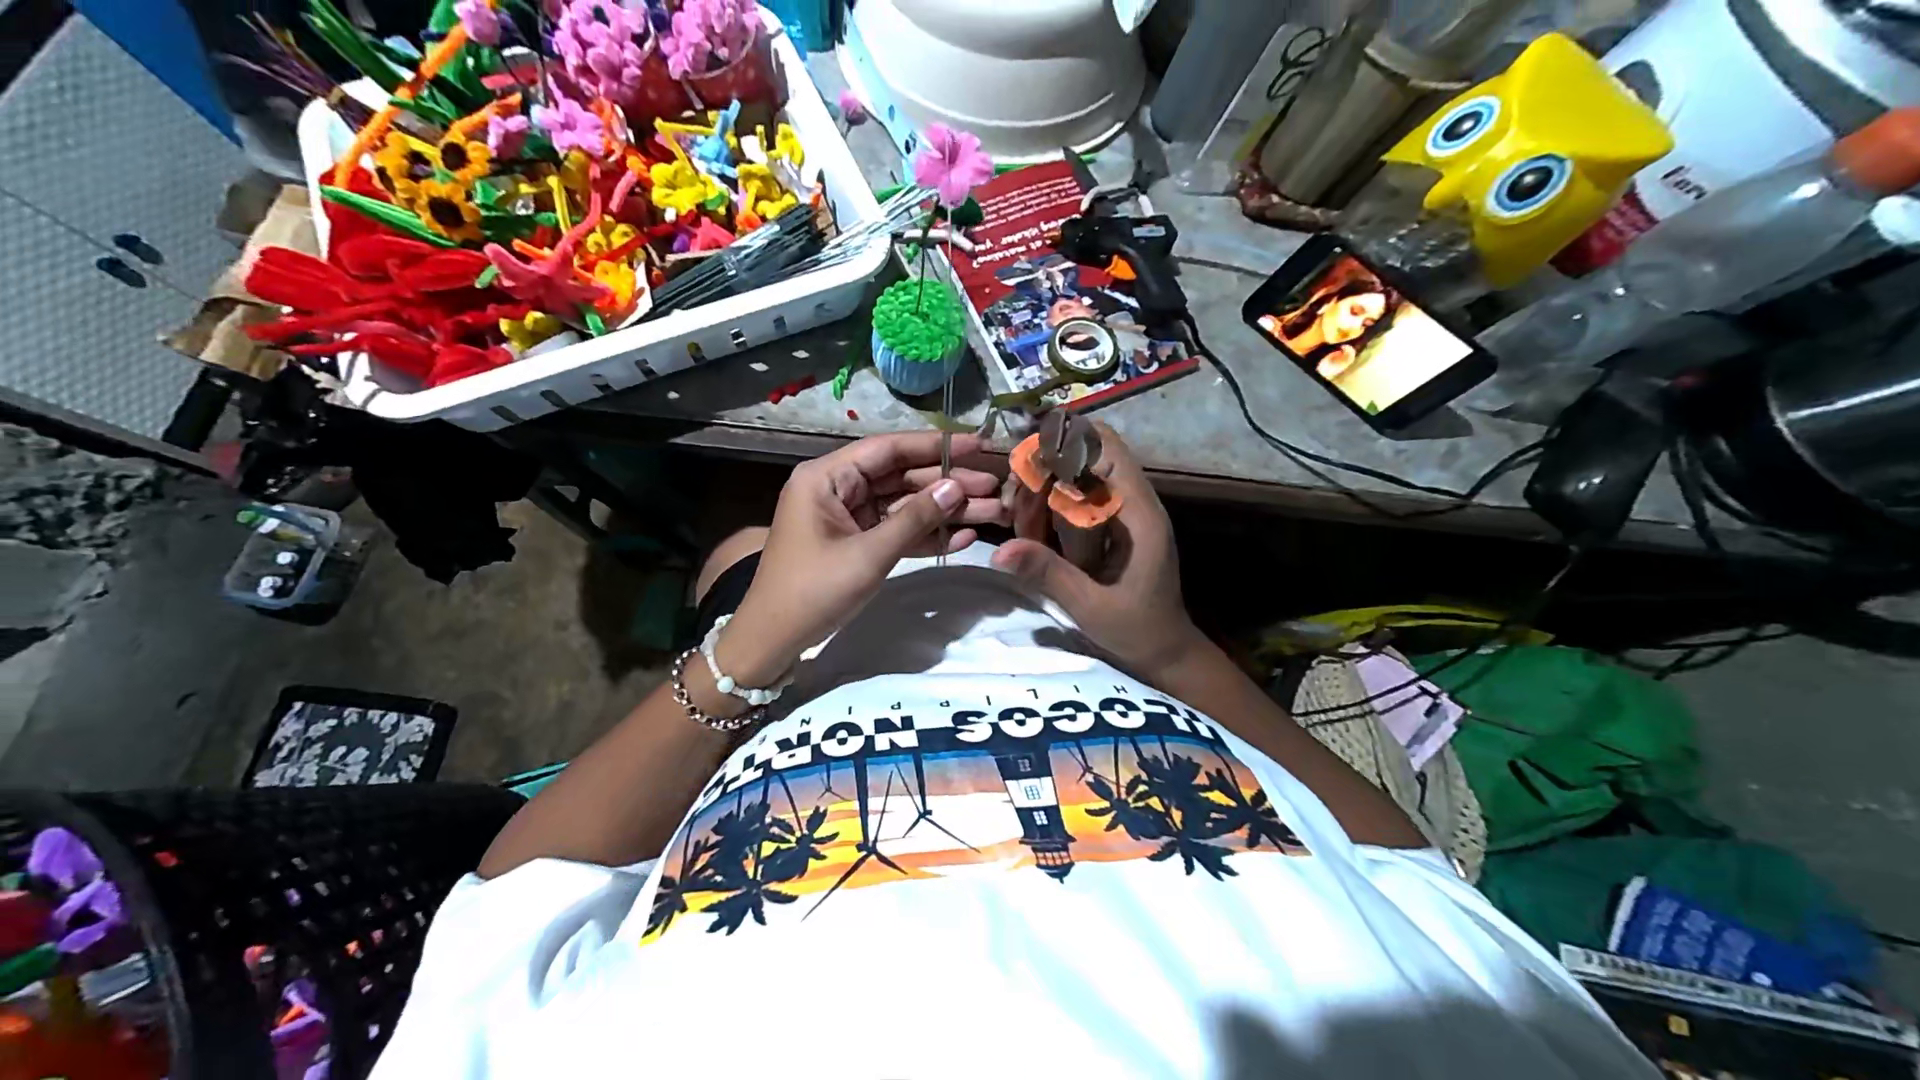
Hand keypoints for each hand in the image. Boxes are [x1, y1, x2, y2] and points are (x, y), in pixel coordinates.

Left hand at [718, 432, 1008, 685]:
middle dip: (948, 483)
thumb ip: (914, 519)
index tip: (977, 445)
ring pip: (905, 504)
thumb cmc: (813, 590)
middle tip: (995, 487)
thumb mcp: (868, 554)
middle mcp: (839, 488)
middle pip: (902, 476)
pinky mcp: (858, 542)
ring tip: (994, 511)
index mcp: (827, 477)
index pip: (888, 449)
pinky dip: (927, 535)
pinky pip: (897, 530)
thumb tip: (956, 487)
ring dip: (945, 510)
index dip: (935, 446)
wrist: (775, 639)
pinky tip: (964, 536)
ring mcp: (850, 516)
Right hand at [991, 423, 1207, 677]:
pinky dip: (1052, 506)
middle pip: (1087, 456)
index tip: (1025, 459)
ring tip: (1017, 512)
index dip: (1067, 440)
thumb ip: (1048, 573)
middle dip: (1046, 467)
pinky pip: (1079, 500)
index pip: (1106, 447)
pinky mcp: (1113, 528)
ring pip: (1079, 477)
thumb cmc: (1137, 630)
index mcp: (1138, 513)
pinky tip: (1031, 530)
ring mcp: (1123, 514)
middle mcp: (1133, 503)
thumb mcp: (1090, 606)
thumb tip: (999, 552)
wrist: (1167, 652)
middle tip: (1014, 496)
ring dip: (1045, 487)